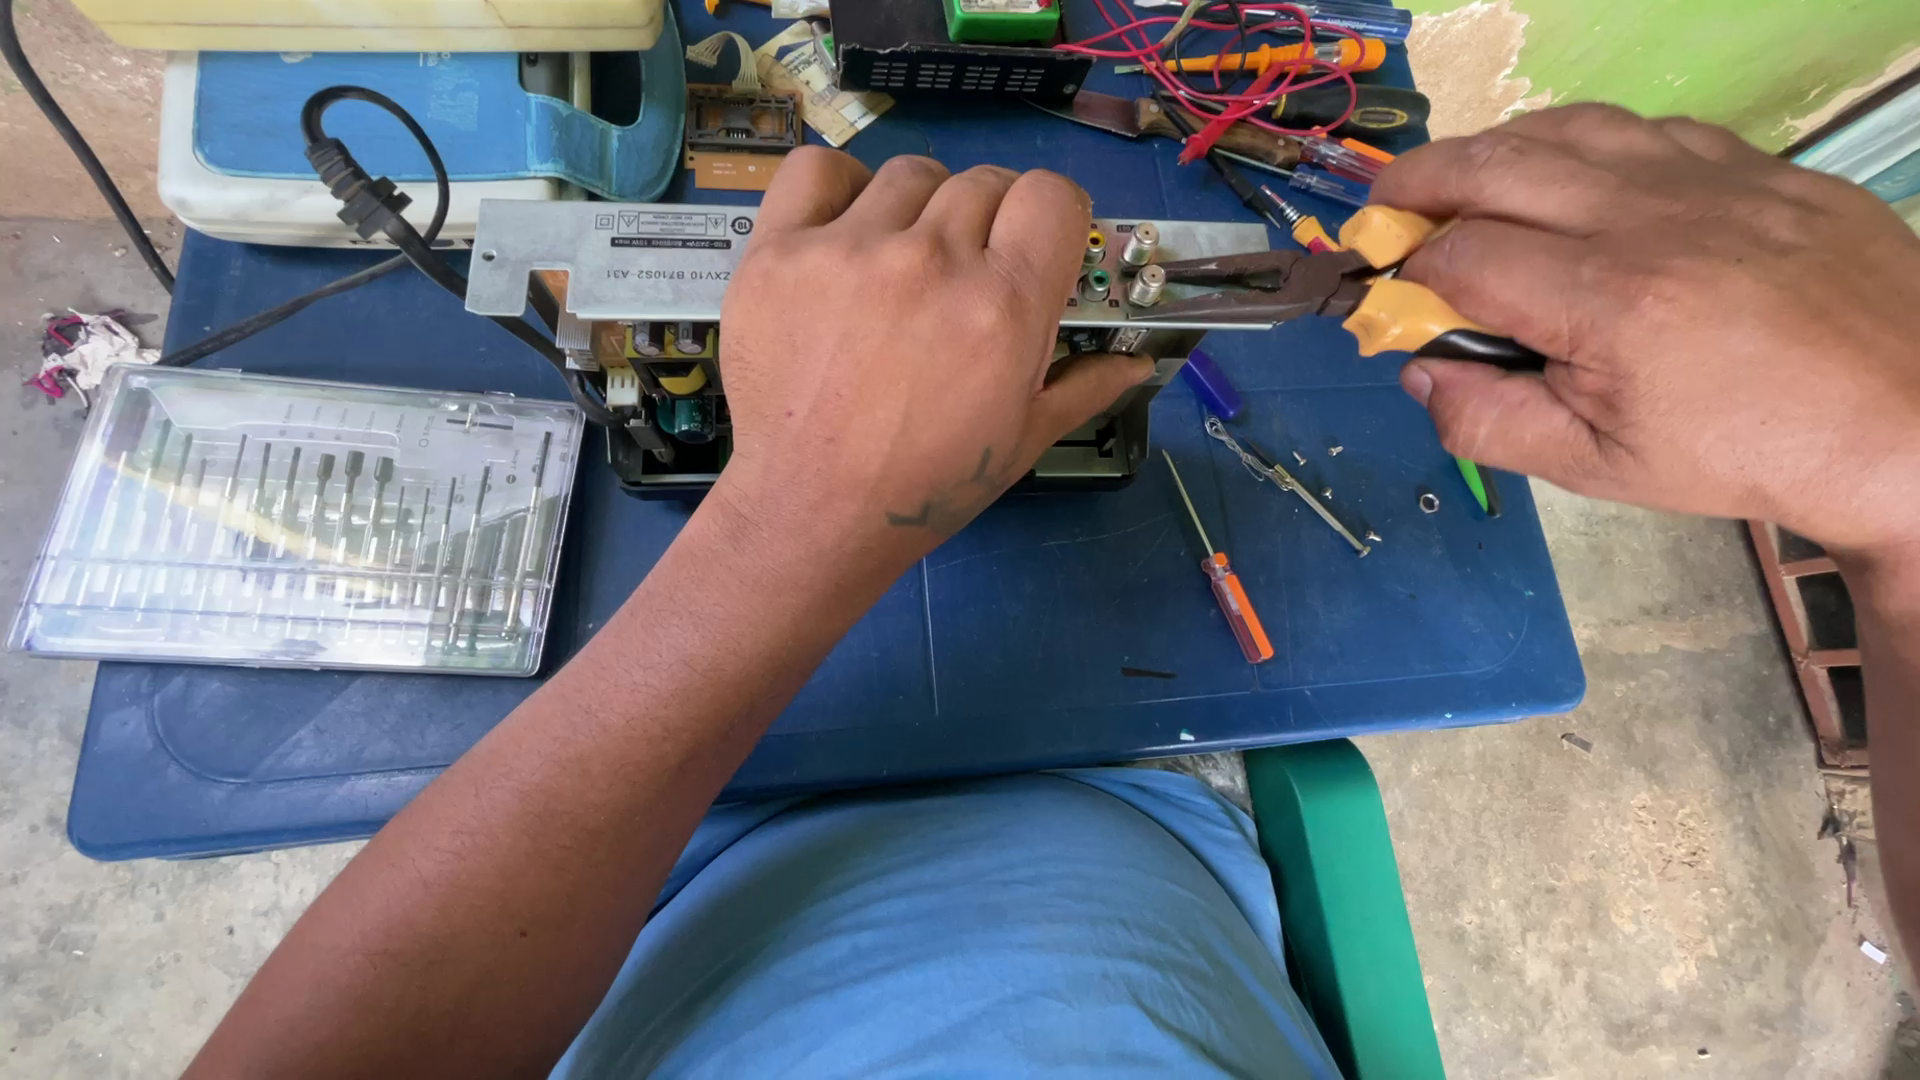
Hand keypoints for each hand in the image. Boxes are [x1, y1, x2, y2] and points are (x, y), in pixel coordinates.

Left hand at [709, 148, 1152, 570]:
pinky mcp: (779, 253)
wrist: (812, 512)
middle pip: (984, 183)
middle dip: (988, 224)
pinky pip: (819, 173)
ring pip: (910, 176)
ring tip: (902, 269)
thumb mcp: (1019, 444)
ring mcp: (848, 251)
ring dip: (921, 211)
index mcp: (1003, 309)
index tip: (1034, 250)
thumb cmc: (924, 487)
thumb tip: (1139, 362)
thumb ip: (1083, 389)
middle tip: (964, 279)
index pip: (1054, 197)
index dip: (1052, 220)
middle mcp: (931, 263)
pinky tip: (843, 236)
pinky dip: (839, 191)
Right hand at [1372, 104, 1919, 557]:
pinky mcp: (1756, 167)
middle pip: (1496, 165)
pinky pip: (1636, 128)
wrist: (1915, 419)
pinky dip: (1567, 144)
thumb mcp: (1589, 464)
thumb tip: (1417, 369)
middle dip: (1415, 184)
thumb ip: (1481, 421)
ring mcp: (1713, 179)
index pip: (1463, 256)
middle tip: (1379, 212)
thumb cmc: (1737, 451)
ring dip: (1484, 152)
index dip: (1406, 273)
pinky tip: (1550, 179)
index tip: (1387, 297)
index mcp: (1609, 301)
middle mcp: (1654, 218)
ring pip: (1563, 128)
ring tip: (1449, 187)